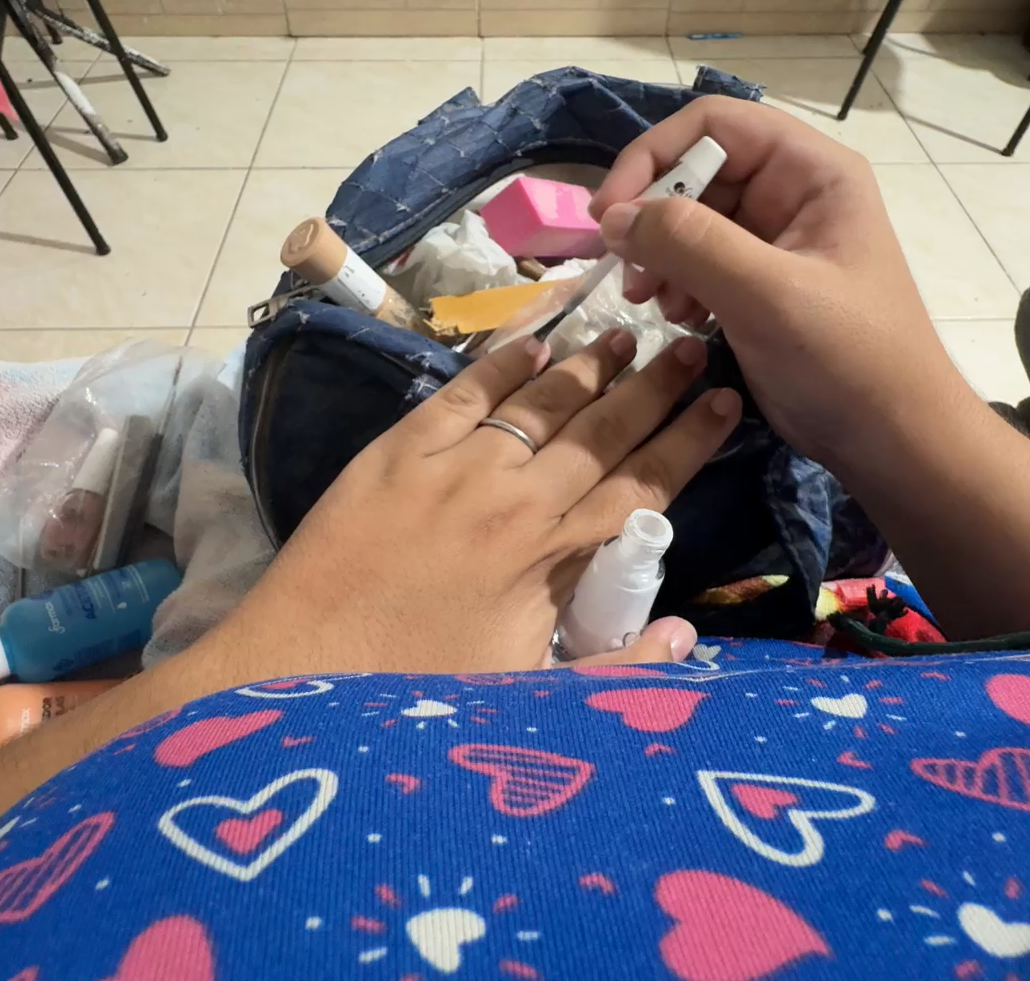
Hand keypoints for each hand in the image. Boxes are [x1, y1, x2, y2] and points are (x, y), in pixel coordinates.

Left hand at [205, 330, 740, 675]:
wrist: (302, 666)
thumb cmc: (418, 689)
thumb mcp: (526, 695)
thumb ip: (612, 667)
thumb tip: (688, 635)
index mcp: (551, 558)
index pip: (642, 485)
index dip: (690, 440)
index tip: (727, 400)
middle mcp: (514, 498)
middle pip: (602, 431)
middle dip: (656, 387)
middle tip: (695, 345)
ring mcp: (454, 466)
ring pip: (541, 403)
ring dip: (588, 367)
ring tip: (626, 334)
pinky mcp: (398, 449)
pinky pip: (461, 392)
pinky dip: (500, 362)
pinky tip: (534, 339)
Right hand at [588, 96, 983, 472]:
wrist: (886, 436)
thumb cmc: (843, 358)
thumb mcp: (765, 293)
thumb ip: (688, 244)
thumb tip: (612, 217)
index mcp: (809, 171)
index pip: (713, 125)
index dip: (651, 158)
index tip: (607, 215)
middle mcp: (790, 194)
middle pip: (696, 175)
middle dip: (653, 221)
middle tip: (628, 277)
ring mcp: (773, 242)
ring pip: (690, 223)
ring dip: (659, 259)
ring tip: (651, 304)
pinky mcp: (757, 285)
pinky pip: (699, 265)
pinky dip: (676, 286)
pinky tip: (680, 320)